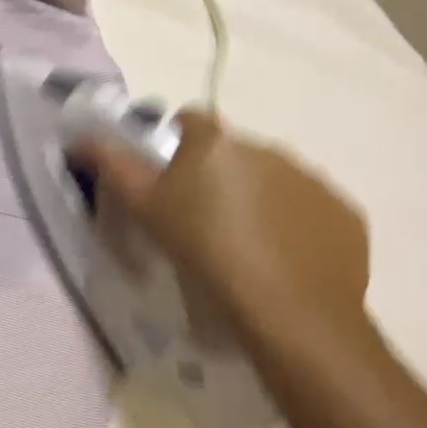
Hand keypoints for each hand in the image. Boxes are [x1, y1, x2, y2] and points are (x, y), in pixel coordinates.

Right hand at [70, 111, 370, 337]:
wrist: (289, 309)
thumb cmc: (202, 247)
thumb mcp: (142, 206)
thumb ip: (110, 163)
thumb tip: (80, 138)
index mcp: (217, 141)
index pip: (190, 118)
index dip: (174, 140)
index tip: (165, 175)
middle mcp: (269, 148)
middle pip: (232, 150)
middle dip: (216, 171)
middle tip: (197, 213)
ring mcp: (314, 181)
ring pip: (273, 177)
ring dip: (256, 195)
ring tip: (242, 239)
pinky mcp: (346, 215)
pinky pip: (309, 208)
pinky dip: (294, 222)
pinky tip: (280, 254)